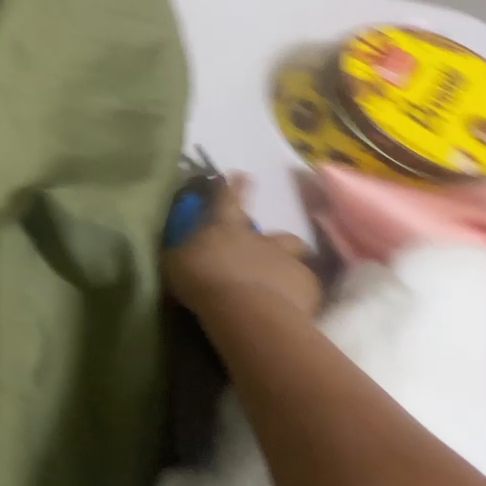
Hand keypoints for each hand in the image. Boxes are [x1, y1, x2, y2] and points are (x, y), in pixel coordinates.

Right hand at [163, 174, 321, 324]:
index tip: (241, 174)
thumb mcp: (175, 263)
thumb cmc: (202, 279)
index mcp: (224, 228)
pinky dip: (298, 294)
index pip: (228, 201)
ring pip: (299, 259)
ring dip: (291, 266)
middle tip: (270, 253)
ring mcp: (289, 264)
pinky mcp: (310, 290)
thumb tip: (182, 251)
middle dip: (277, 241)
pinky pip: (307, 288)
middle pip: (281, 235)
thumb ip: (183, 254)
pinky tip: (289, 307)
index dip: (233, 188)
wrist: (247, 311)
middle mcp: (261, 241)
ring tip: (282, 282)